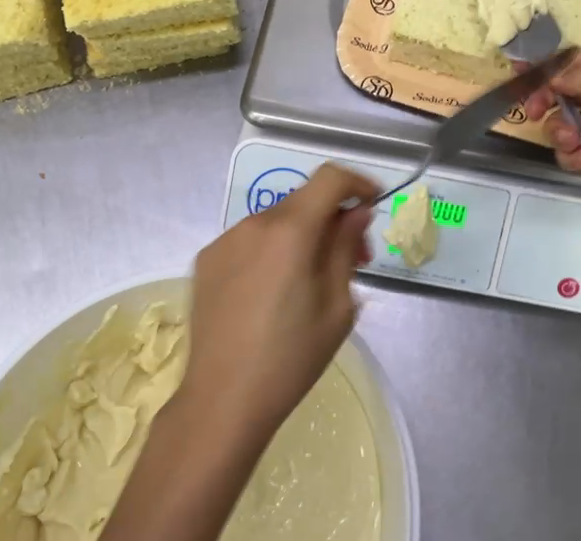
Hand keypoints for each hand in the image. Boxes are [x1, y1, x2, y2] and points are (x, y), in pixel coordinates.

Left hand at [180, 164, 376, 440]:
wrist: (222, 401)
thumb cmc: (291, 358)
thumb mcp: (337, 305)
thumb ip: (347, 248)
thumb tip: (356, 212)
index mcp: (290, 231)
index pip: (330, 178)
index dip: (357, 183)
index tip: (373, 205)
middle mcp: (254, 224)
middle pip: (304, 200)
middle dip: (334, 218)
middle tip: (355, 259)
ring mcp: (224, 241)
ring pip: (277, 221)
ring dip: (303, 235)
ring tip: (314, 280)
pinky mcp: (206, 261)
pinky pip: (251, 241)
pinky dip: (273, 250)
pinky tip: (276, 292)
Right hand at [523, 52, 580, 226]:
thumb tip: (553, 76)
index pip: (578, 61)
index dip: (549, 66)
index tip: (520, 73)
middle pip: (565, 92)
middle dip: (548, 101)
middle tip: (535, 111)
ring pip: (564, 124)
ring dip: (562, 133)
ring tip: (576, 143)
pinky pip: (572, 152)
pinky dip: (574, 156)